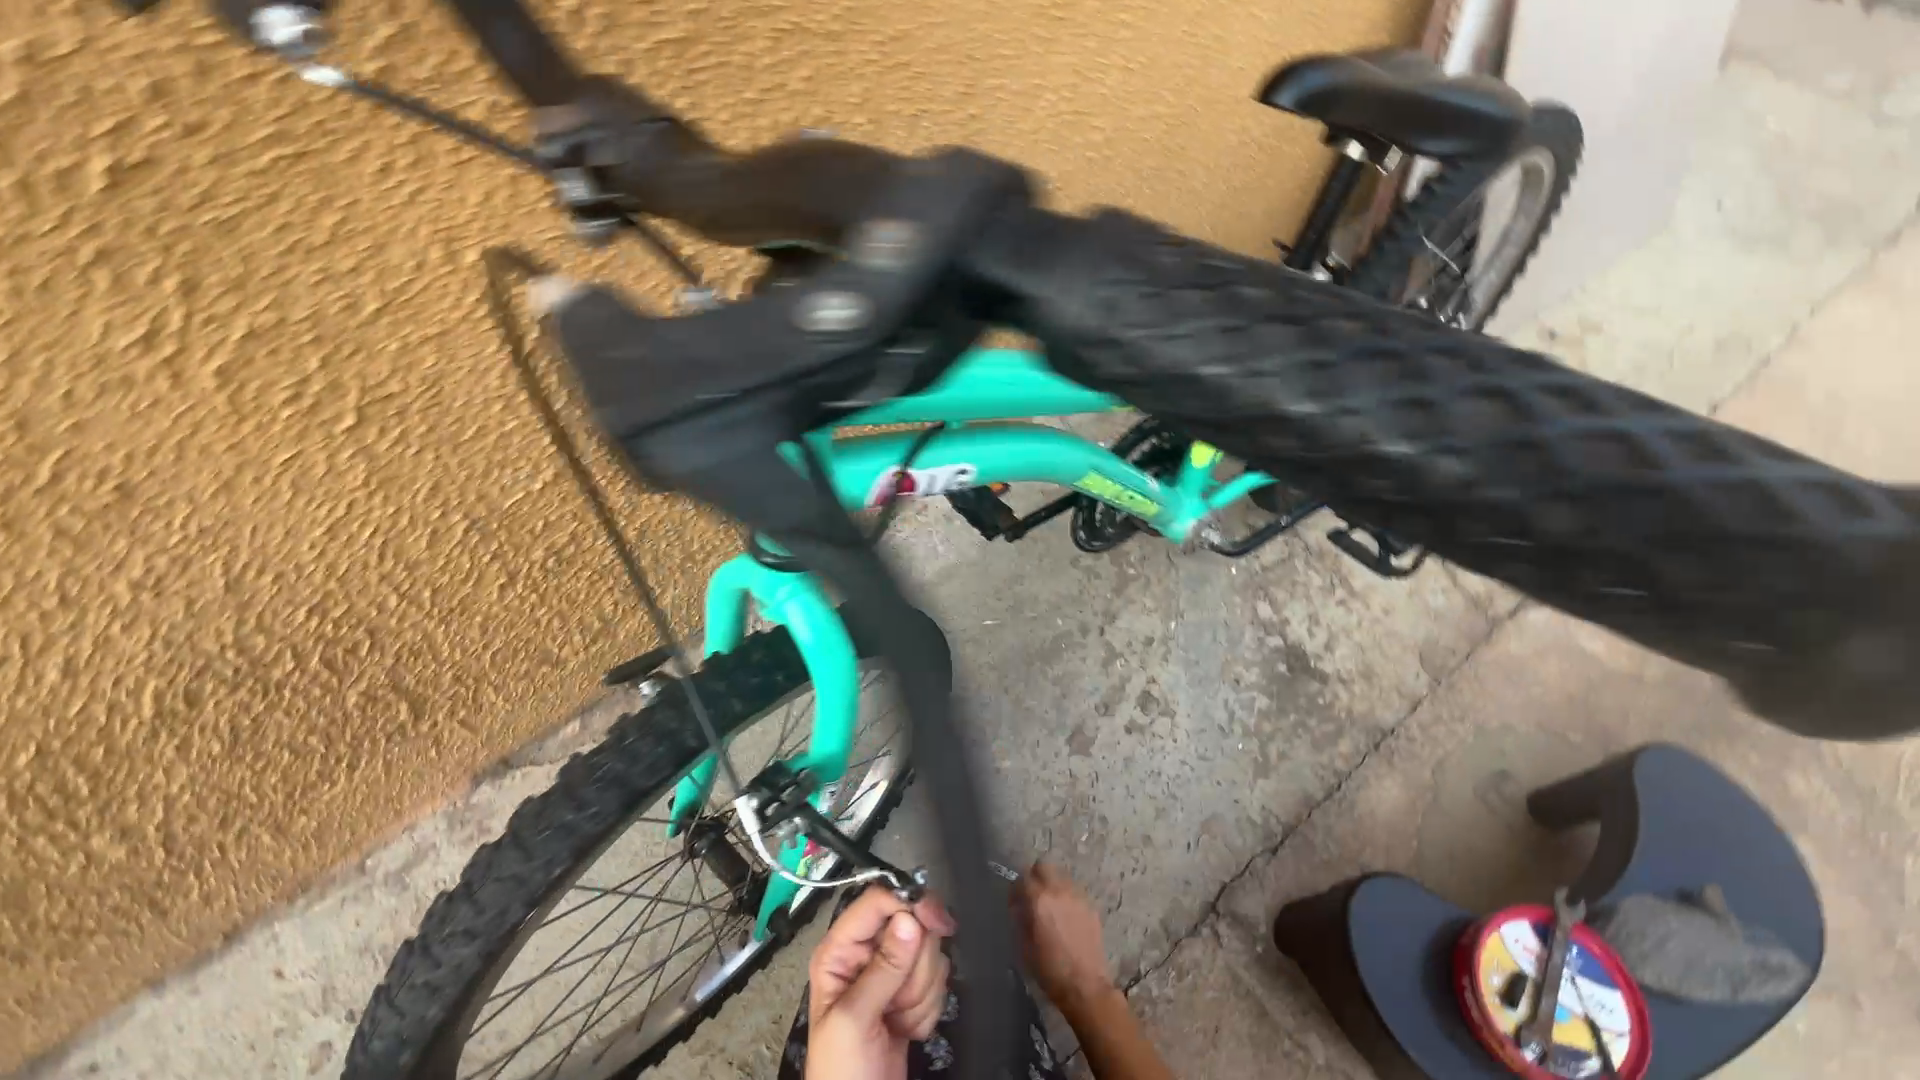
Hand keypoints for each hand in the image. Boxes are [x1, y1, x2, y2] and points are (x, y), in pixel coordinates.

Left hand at [805, 886, 955, 1079]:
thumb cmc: (841, 1070)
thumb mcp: (854, 1019)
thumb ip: (883, 969)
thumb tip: (910, 919)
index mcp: (840, 949)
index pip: (878, 902)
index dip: (910, 903)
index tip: (938, 922)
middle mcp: (865, 953)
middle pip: (913, 925)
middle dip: (915, 968)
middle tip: (896, 1002)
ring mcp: (890, 974)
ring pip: (930, 955)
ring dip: (921, 994)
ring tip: (897, 1021)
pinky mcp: (910, 993)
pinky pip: (938, 981)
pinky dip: (928, 1009)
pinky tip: (906, 1029)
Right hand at [1011, 862, 1115, 1014]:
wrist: (1085, 986)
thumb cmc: (1048, 970)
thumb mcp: (1023, 946)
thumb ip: (1019, 918)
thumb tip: (1018, 906)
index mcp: (1039, 900)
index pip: (1022, 878)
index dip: (1015, 889)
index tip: (1014, 902)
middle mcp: (1059, 891)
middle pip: (1043, 866)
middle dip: (1034, 877)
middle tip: (1031, 897)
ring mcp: (1077, 897)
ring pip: (1060, 876)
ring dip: (1051, 885)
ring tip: (1050, 907)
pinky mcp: (1091, 907)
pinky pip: (1074, 891)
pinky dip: (1066, 896)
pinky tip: (1065, 916)